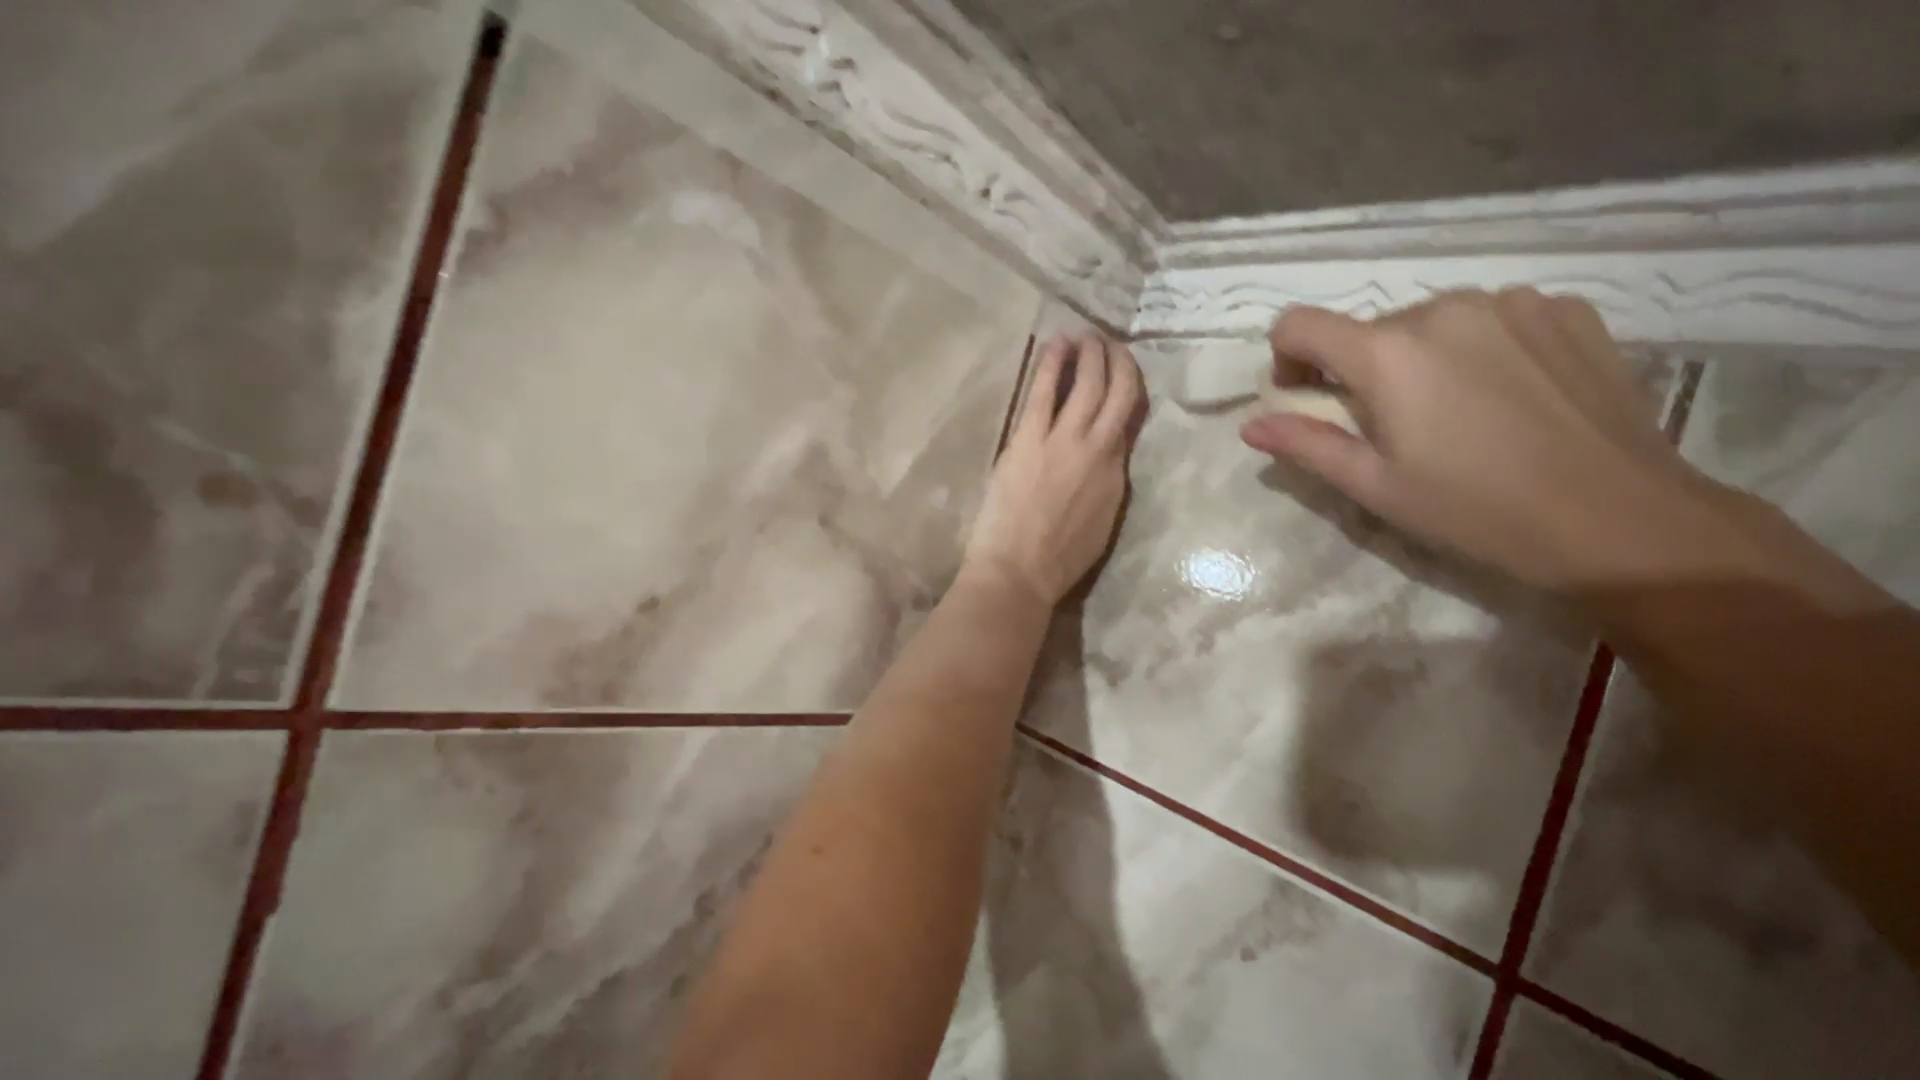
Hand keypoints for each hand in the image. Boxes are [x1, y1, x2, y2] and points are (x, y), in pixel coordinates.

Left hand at [963, 333, 1141, 605]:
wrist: (1020, 571)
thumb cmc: (1059, 560)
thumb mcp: (1101, 522)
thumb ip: (1107, 485)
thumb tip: (1106, 460)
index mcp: (1117, 474)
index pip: (1129, 422)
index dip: (1129, 392)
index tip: (1125, 376)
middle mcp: (1099, 449)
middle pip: (1117, 393)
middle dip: (1117, 362)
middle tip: (1110, 344)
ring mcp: (1064, 440)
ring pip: (1086, 384)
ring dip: (1089, 354)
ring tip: (1086, 336)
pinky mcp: (1029, 438)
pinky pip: (1044, 391)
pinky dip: (1052, 364)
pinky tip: (1056, 344)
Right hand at [1240, 290, 1707, 589]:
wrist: (1617, 518)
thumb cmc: (1476, 511)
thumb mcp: (1377, 488)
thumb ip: (1308, 446)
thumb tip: (1252, 426)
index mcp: (1387, 352)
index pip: (1300, 324)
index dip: (1287, 358)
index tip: (1307, 397)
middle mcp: (1444, 307)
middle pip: (1372, 329)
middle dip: (1365, 370)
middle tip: (1396, 428)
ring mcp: (1513, 302)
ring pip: (1436, 322)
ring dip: (1426, 357)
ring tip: (1462, 414)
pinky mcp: (1566, 310)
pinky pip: (1497, 319)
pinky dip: (1485, 348)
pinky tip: (1514, 397)